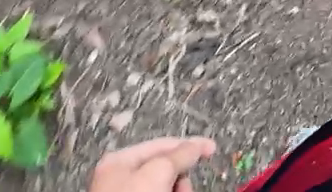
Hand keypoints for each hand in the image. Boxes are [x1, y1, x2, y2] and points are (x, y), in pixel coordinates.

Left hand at [89, 137, 217, 191]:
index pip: (163, 144)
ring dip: (178, 190)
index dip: (190, 144)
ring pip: (164, 187)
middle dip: (181, 177)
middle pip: (164, 168)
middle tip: (185, 189)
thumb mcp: (160, 172)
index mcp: (120, 162)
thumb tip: (197, 146)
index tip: (212, 150)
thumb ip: (181, 154)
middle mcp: (120, 180)